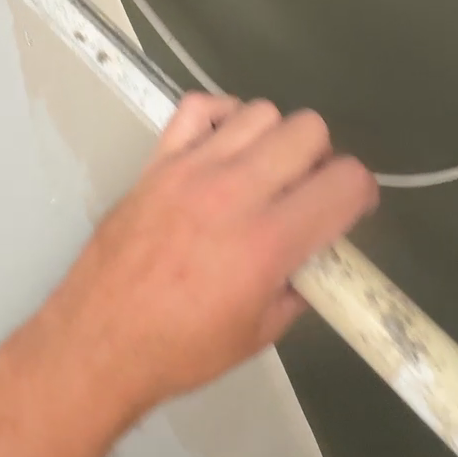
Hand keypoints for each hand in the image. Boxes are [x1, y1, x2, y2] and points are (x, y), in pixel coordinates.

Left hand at [27, 94, 378, 418]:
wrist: (96, 343)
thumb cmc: (180, 349)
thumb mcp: (260, 334)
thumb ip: (300, 285)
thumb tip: (317, 254)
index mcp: (269, 242)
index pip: (345, 181)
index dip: (361, 190)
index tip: (351, 205)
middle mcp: (236, 192)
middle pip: (309, 129)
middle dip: (321, 157)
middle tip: (305, 187)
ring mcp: (193, 167)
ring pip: (261, 110)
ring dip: (275, 137)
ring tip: (263, 169)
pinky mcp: (159, 159)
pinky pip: (199, 106)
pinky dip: (222, 116)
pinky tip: (223, 146)